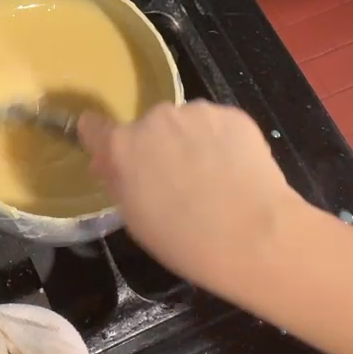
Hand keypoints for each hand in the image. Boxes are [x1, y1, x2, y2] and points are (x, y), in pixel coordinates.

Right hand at [77, 100, 303, 293]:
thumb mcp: (138, 221)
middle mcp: (155, 118)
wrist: (258, 237)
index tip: (109, 152)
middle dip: (157, 148)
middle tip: (179, 183)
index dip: (100, 139)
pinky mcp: (232, 114)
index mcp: (124, 146)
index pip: (93, 126)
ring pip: (185, 124)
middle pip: (148, 129)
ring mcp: (195, 112)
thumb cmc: (188, 241)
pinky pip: (218, 125)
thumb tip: (108, 163)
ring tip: (216, 181)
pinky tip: (238, 173)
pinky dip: (223, 142)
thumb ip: (119, 183)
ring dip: (191, 142)